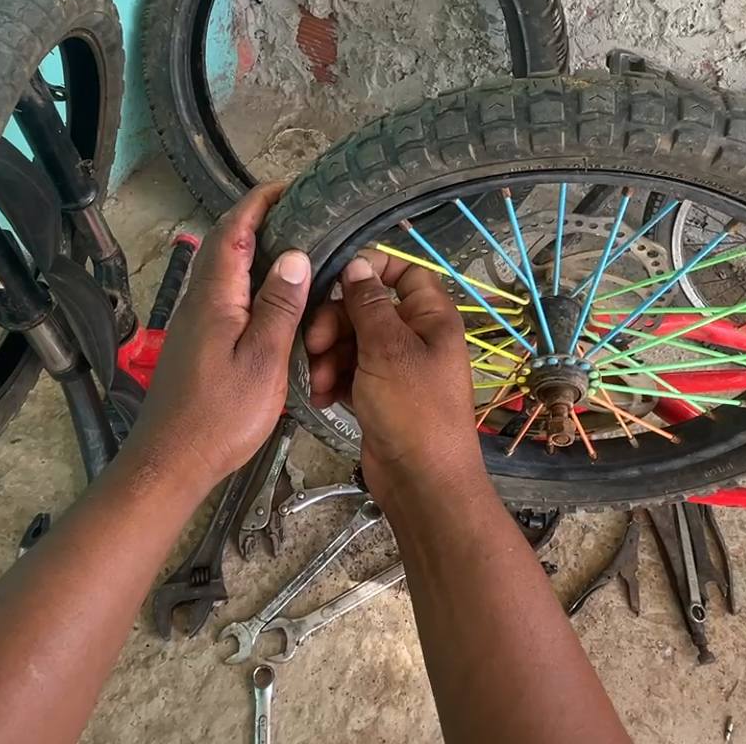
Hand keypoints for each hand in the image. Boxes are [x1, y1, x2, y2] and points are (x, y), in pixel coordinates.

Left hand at [125, 182, 311, 492]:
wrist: (169, 462)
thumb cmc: (219, 416)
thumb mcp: (262, 360)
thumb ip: (279, 306)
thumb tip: (296, 255)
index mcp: (215, 297)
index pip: (233, 232)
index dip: (257, 203)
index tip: (288, 186)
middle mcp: (199, 300)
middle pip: (225, 245)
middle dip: (259, 219)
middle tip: (301, 212)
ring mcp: (195, 321)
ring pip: (224, 269)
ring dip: (255, 248)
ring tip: (296, 245)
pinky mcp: (197, 341)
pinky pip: (225, 293)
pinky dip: (250, 278)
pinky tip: (274, 295)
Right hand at [301, 251, 482, 501]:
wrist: (421, 482)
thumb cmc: (413, 409)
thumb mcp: (388, 349)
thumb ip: (369, 304)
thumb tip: (357, 264)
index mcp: (431, 317)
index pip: (406, 273)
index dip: (374, 268)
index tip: (337, 275)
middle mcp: (415, 337)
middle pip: (368, 309)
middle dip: (336, 322)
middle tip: (314, 341)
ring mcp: (395, 367)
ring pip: (353, 341)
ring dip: (329, 355)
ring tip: (319, 378)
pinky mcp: (377, 394)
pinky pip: (350, 372)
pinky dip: (334, 379)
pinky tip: (321, 396)